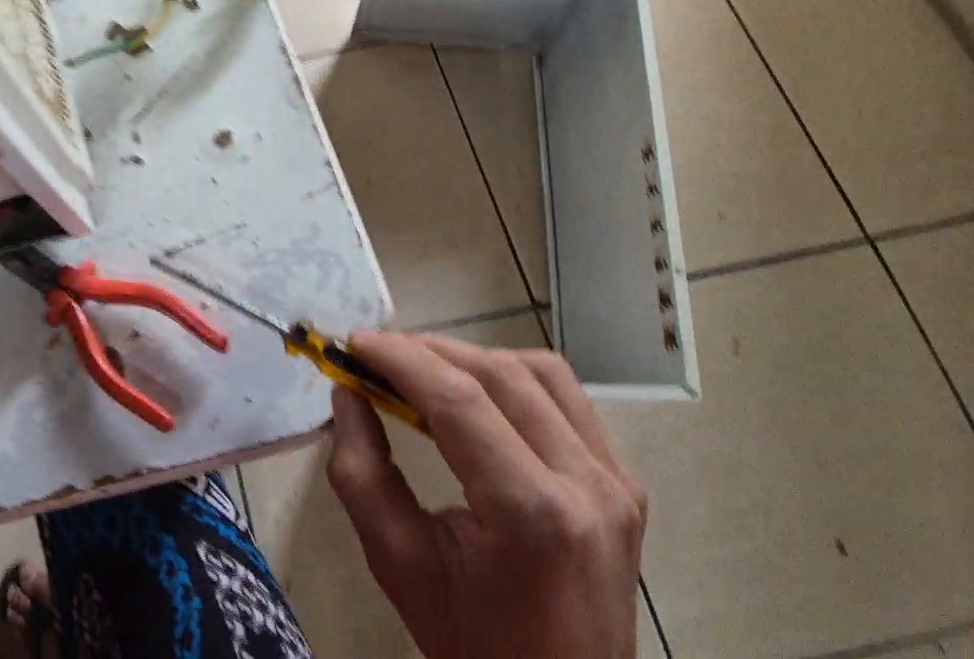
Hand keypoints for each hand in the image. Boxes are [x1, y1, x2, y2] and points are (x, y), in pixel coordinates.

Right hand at [325, 333, 646, 658]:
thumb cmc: (470, 639)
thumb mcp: (395, 561)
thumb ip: (361, 471)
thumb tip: (346, 393)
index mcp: (531, 512)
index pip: (459, 399)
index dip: (400, 359)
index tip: (353, 344)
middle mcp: (587, 485)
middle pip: (501, 374)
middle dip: (429, 350)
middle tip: (376, 355)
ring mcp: (617, 482)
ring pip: (542, 373)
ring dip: (473, 358)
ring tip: (423, 370)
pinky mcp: (626, 484)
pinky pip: (570, 401)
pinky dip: (515, 381)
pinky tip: (478, 398)